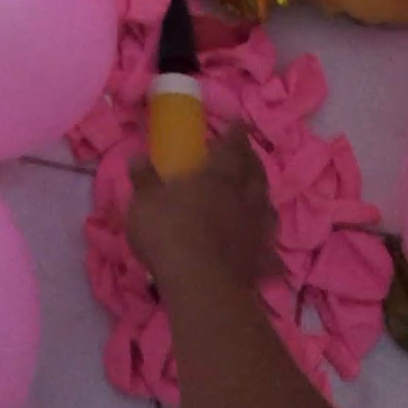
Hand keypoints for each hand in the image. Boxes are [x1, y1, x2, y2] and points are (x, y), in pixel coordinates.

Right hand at [127, 132, 277, 286]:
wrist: (199, 284)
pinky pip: (269, 251)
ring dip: (264, 198)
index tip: (238, 124)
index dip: (236, 135)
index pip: (233, 149)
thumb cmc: (169, 232)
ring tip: (258, 196)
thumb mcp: (144, 201)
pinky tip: (262, 250)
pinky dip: (266, 246)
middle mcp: (244, 200)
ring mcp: (256, 233)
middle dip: (253, 161)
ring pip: (269, 209)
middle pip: (256, 175)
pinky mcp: (260, 264)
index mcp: (217, 178)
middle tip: (247, 154)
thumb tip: (138, 157)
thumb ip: (144, 179)